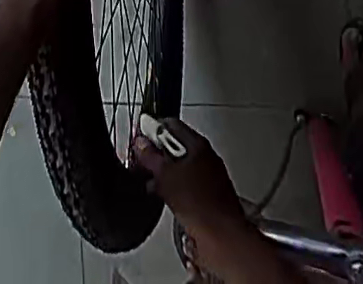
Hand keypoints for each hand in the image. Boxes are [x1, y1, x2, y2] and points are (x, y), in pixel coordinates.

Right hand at [132, 118, 248, 235]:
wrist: (222, 237)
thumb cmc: (200, 204)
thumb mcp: (165, 176)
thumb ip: (150, 157)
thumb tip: (140, 144)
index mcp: (197, 143)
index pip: (169, 124)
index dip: (151, 130)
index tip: (139, 140)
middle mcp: (206, 156)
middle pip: (176, 145)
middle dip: (157, 154)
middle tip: (143, 162)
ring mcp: (211, 175)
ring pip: (182, 165)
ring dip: (165, 172)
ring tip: (152, 183)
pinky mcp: (212, 194)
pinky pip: (189, 183)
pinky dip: (176, 187)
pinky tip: (168, 198)